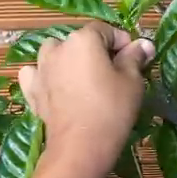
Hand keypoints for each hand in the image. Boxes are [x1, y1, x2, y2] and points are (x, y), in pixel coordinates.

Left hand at [18, 22, 153, 172]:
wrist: (80, 147)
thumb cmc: (111, 110)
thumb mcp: (132, 81)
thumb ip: (135, 57)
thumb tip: (144, 44)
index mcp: (83, 39)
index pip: (106, 30)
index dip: (123, 43)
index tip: (134, 60)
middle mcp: (57, 47)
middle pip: (81, 42)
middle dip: (98, 53)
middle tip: (114, 75)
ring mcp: (41, 68)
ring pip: (57, 54)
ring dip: (71, 61)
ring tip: (86, 81)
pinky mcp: (32, 90)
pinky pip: (38, 74)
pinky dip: (47, 76)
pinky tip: (57, 86)